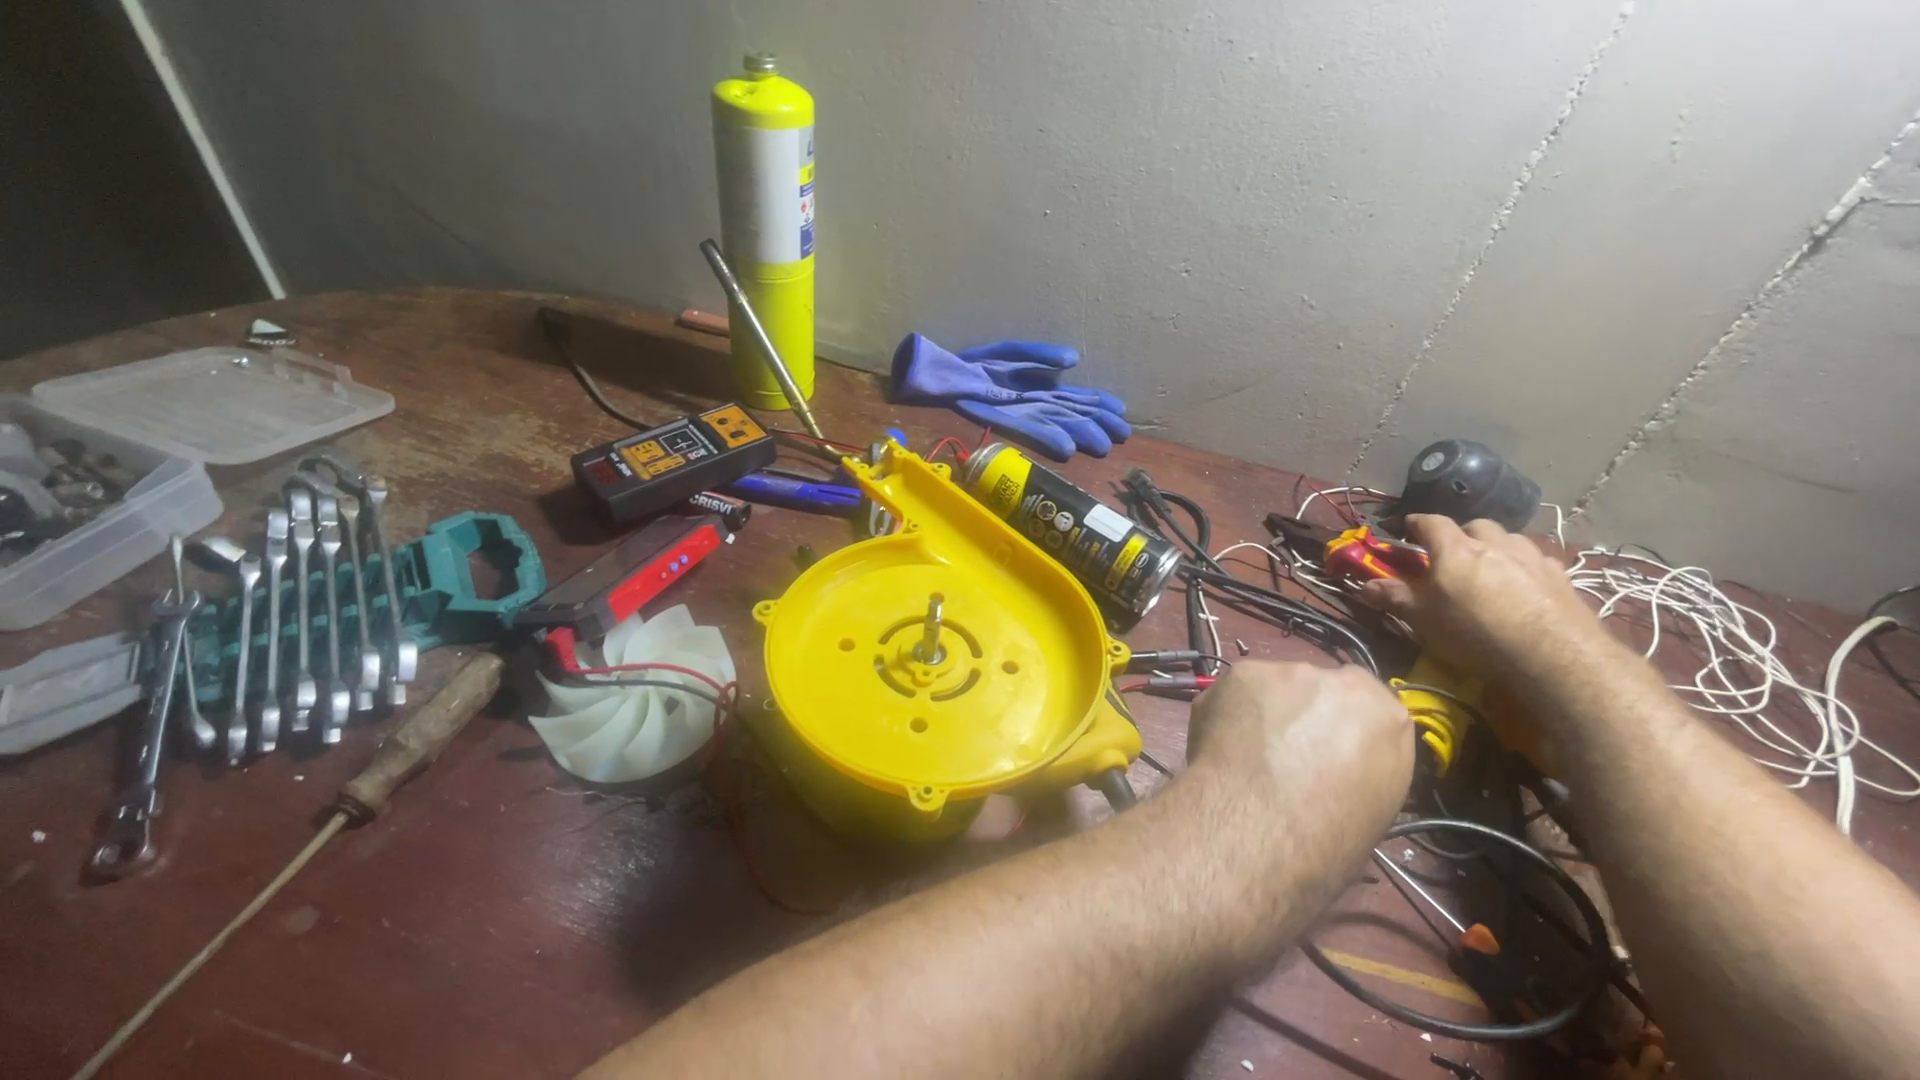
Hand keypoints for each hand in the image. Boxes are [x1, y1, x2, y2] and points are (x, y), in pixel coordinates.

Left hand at [1186, 660, 1412, 879]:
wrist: (1260, 826)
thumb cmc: (1327, 840)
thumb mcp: (1373, 811)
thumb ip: (1361, 768)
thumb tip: (1336, 769)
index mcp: (1389, 718)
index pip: (1368, 709)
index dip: (1341, 729)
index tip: (1323, 751)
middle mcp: (1342, 683)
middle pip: (1320, 692)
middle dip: (1303, 716)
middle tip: (1281, 755)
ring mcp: (1290, 673)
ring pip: (1275, 688)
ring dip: (1264, 713)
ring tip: (1245, 753)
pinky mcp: (1243, 673)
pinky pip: (1236, 692)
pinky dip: (1228, 713)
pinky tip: (1222, 745)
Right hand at [1357, 515, 1601, 676]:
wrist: (1550, 653)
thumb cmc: (1474, 632)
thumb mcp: (1423, 619)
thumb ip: (1395, 597)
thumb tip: (1364, 585)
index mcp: (1455, 549)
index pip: (1432, 522)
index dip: (1417, 522)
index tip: (1409, 526)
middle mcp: (1494, 544)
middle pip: (1475, 525)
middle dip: (1463, 534)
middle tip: (1455, 553)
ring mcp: (1531, 557)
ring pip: (1510, 539)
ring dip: (1497, 547)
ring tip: (1492, 567)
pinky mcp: (1561, 576)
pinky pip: (1537, 560)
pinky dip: (1525, 566)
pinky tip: (1526, 586)